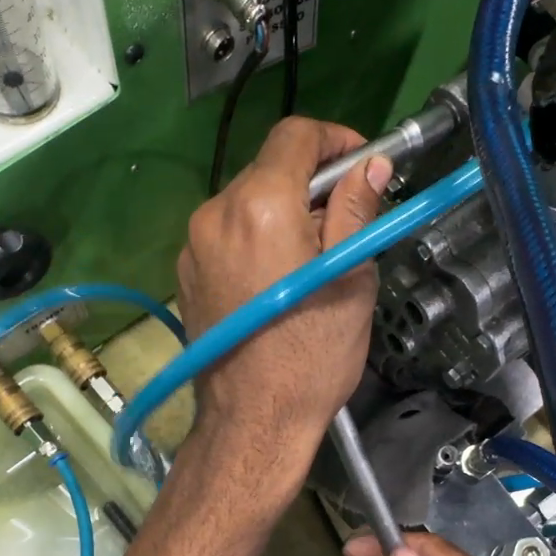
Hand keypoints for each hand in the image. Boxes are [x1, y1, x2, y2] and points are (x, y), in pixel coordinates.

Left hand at [177, 117, 392, 441]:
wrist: (253, 421)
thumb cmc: (312, 357)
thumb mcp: (351, 281)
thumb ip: (356, 212)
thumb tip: (369, 166)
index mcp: (262, 206)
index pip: (296, 134)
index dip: (336, 140)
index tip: (363, 168)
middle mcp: (216, 212)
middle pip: (269, 168)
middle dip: (310, 184)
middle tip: (345, 224)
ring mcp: (194, 245)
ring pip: (247, 203)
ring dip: (283, 214)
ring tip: (311, 261)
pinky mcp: (186, 274)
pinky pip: (228, 235)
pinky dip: (256, 240)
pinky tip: (276, 283)